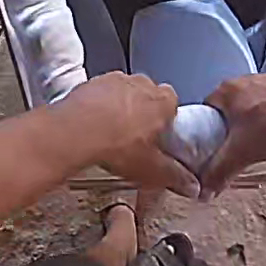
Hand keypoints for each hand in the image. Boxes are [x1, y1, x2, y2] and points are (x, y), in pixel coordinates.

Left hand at [57, 72, 198, 197]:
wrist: (77, 130)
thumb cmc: (115, 143)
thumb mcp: (151, 169)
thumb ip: (174, 176)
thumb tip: (188, 184)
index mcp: (162, 102)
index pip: (172, 104)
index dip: (165, 119)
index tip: (158, 134)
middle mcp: (141, 85)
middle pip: (147, 95)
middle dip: (141, 111)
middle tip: (132, 136)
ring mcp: (115, 81)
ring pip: (122, 92)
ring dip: (118, 106)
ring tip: (109, 131)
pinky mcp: (91, 83)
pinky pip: (98, 93)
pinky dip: (96, 105)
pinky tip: (91, 124)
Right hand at [198, 74, 265, 196]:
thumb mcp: (239, 155)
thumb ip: (217, 173)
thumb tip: (204, 191)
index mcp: (226, 91)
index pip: (207, 107)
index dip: (208, 125)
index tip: (215, 139)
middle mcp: (245, 79)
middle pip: (229, 103)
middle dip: (231, 120)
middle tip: (236, 141)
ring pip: (250, 99)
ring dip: (251, 114)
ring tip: (258, 135)